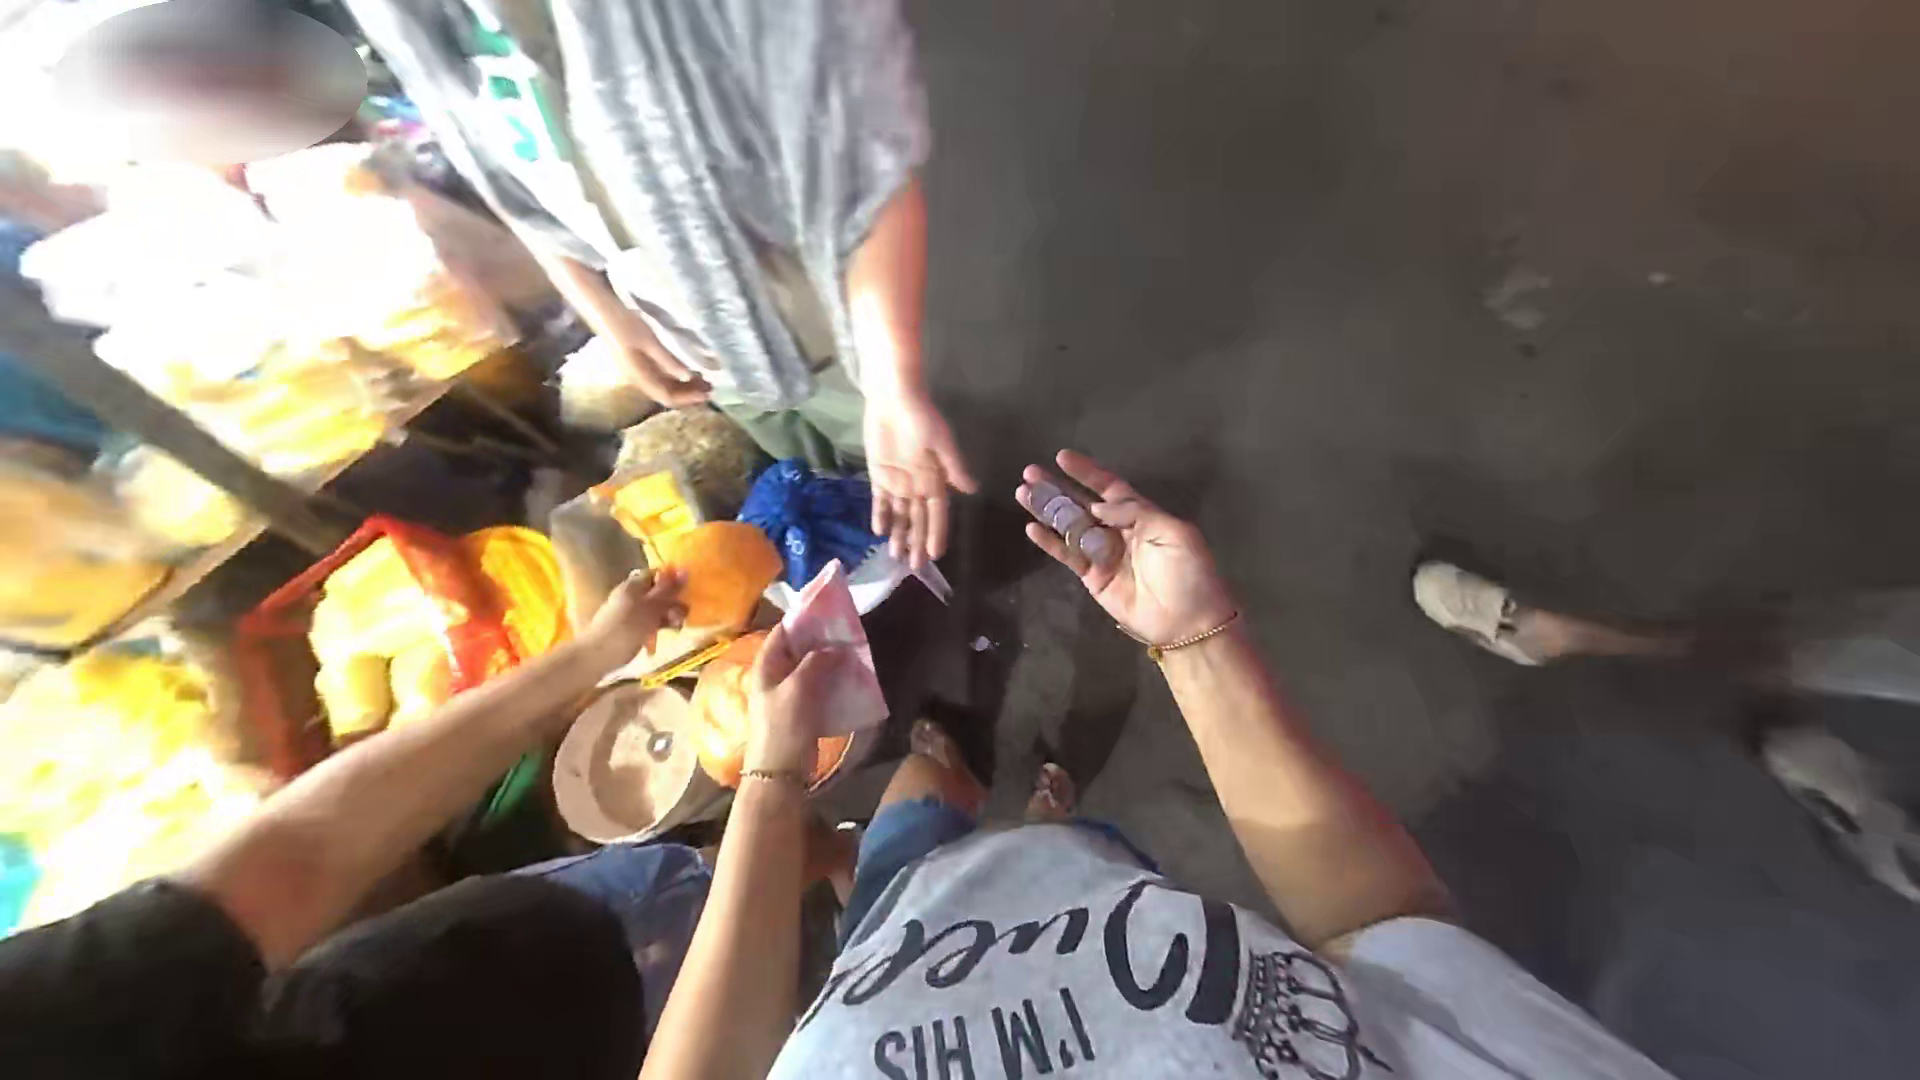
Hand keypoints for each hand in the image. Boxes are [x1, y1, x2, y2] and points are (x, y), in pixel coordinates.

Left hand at [581, 568, 685, 667]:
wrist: (595, 658)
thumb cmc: (624, 630)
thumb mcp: (650, 608)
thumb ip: (668, 590)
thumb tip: (685, 570)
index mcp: (633, 586)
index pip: (656, 574)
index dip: (672, 580)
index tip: (685, 591)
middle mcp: (631, 596)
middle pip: (658, 592)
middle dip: (673, 602)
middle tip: (682, 615)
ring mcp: (630, 614)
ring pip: (657, 609)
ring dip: (670, 616)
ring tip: (677, 628)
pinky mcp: (631, 630)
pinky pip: (651, 623)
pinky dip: (660, 627)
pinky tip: (666, 635)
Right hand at [610, 313, 710, 406]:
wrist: (600, 307)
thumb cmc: (623, 322)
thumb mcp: (649, 341)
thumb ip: (668, 361)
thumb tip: (689, 378)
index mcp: (639, 376)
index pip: (667, 397)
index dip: (688, 399)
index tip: (708, 394)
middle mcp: (639, 378)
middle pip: (667, 394)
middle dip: (690, 395)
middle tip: (712, 388)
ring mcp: (639, 370)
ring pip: (666, 386)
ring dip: (685, 386)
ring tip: (706, 381)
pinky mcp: (640, 361)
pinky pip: (662, 376)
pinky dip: (678, 376)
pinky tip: (691, 371)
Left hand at [745, 623, 858, 774]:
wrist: (780, 772)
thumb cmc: (783, 726)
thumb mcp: (798, 688)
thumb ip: (815, 662)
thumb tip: (835, 647)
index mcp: (767, 665)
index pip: (783, 631)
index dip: (803, 618)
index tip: (828, 610)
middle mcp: (776, 674)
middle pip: (800, 648)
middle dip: (822, 639)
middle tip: (847, 629)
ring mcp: (789, 692)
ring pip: (812, 666)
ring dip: (830, 659)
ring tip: (853, 650)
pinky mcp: (802, 708)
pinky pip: (819, 685)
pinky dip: (833, 678)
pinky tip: (851, 675)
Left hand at [865, 391, 977, 570]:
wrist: (893, 398)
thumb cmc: (922, 417)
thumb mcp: (942, 441)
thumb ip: (954, 467)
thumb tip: (972, 490)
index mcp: (936, 479)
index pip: (937, 513)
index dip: (936, 533)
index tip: (936, 554)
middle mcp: (918, 485)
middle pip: (918, 519)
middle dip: (917, 542)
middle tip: (915, 566)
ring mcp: (898, 481)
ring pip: (900, 514)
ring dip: (899, 534)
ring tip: (896, 557)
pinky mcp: (879, 474)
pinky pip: (881, 500)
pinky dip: (881, 515)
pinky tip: (880, 531)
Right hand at [1017, 450, 1235, 644]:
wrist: (1188, 622)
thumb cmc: (1190, 573)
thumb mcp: (1174, 533)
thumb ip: (1136, 513)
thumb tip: (1098, 505)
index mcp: (1140, 515)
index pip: (1108, 487)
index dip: (1086, 473)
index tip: (1061, 457)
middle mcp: (1117, 530)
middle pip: (1081, 503)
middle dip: (1056, 487)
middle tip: (1029, 472)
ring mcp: (1102, 553)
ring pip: (1068, 526)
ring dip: (1046, 510)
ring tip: (1022, 493)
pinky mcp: (1092, 577)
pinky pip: (1067, 555)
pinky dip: (1050, 542)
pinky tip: (1032, 528)